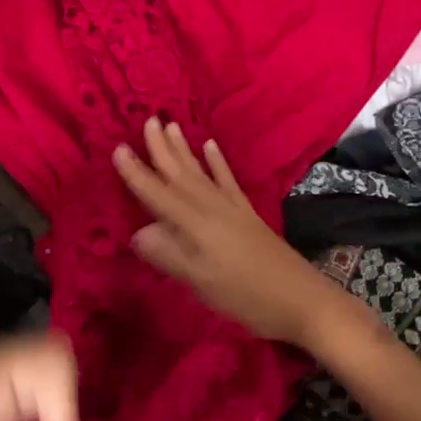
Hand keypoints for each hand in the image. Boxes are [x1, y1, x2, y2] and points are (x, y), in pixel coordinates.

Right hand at [113, 117, 349, 346]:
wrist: (303, 301)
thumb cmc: (247, 297)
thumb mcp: (201, 282)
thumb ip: (169, 255)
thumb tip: (137, 233)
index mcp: (195, 225)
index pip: (158, 195)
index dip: (137, 174)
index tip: (117, 148)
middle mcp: (211, 208)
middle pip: (180, 174)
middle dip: (160, 149)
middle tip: (147, 119)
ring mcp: (232, 208)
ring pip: (200, 172)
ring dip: (184, 149)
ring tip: (170, 125)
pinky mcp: (247, 214)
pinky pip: (227, 181)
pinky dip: (217, 163)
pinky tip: (211, 146)